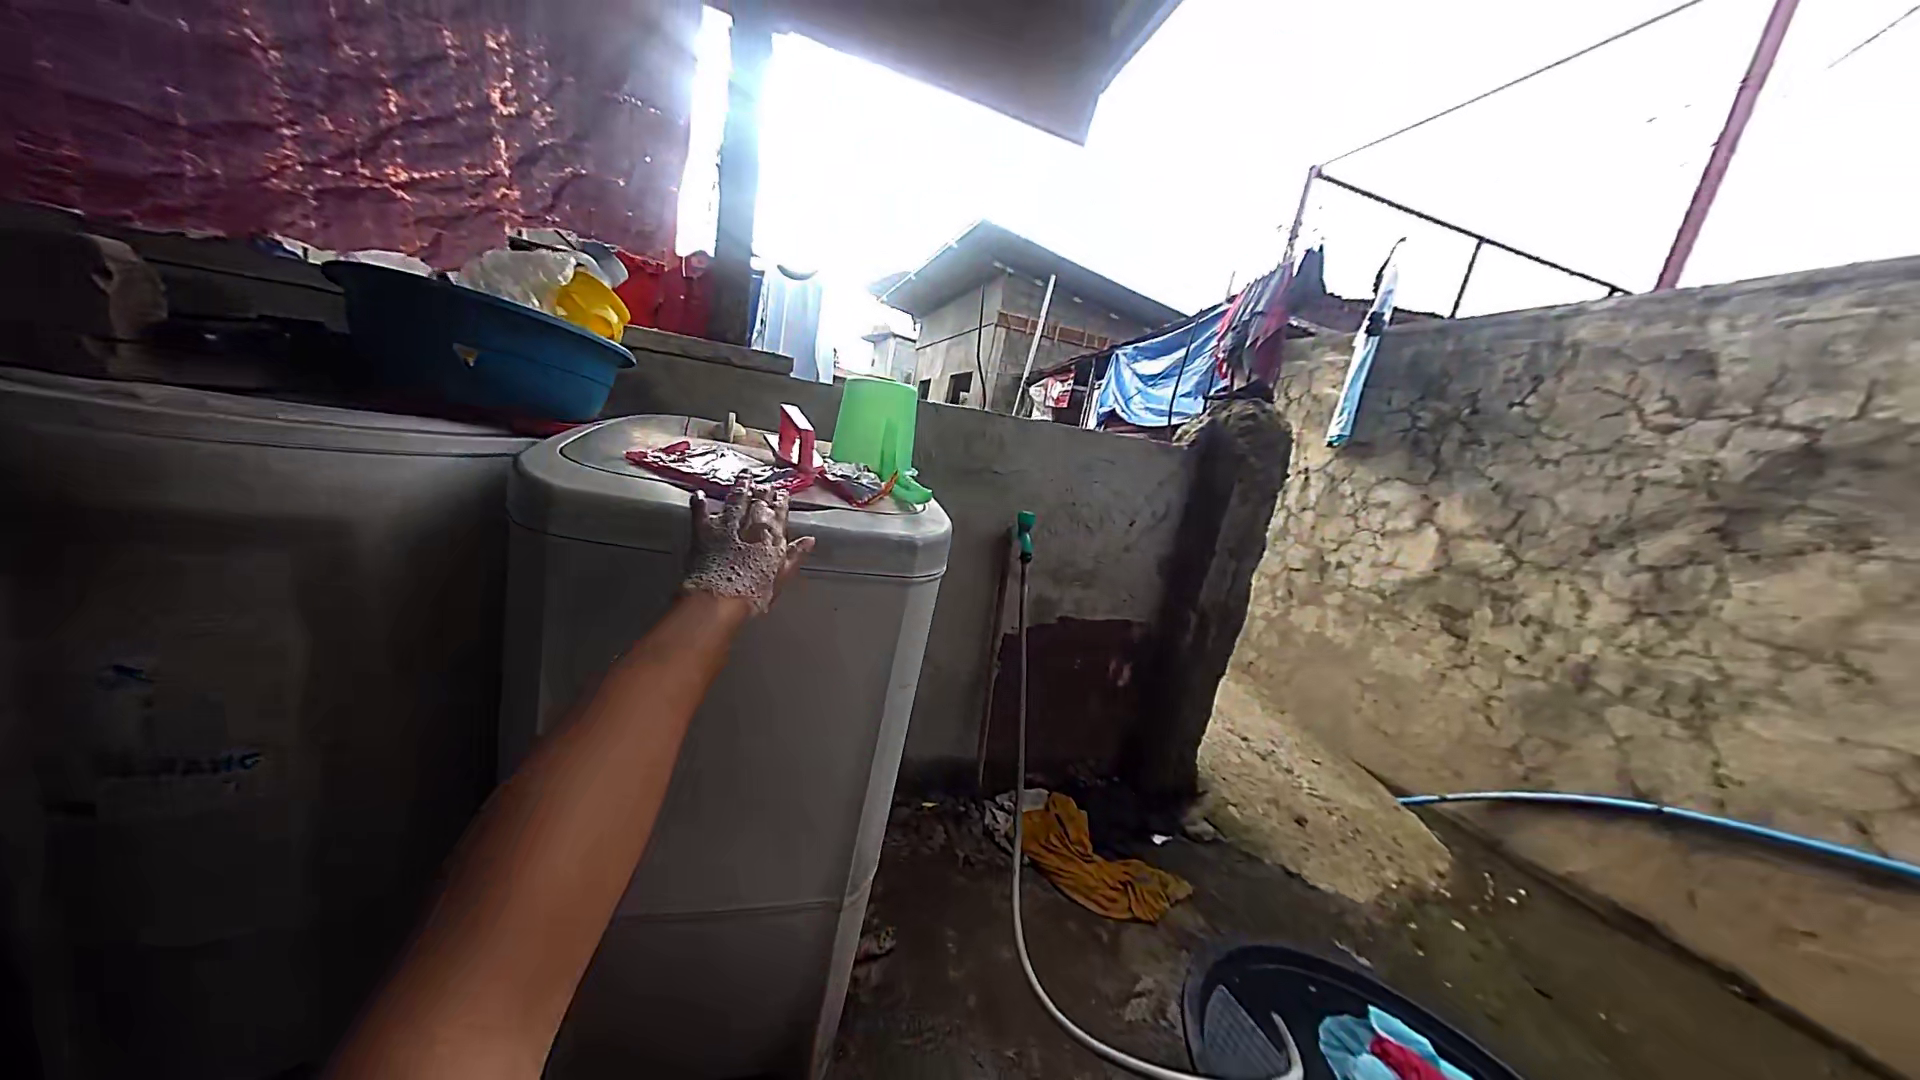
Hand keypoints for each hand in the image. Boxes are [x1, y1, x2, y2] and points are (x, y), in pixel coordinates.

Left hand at [683, 481, 814, 613]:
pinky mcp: (704, 531)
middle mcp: (750, 526)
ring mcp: (727, 526)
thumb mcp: (781, 577)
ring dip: (740, 487)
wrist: (719, 599)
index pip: (779, 513)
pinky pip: (701, 512)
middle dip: (762, 491)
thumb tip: (810, 540)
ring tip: (744, 476)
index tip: (782, 492)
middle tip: (764, 483)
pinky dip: (699, 503)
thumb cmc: (754, 594)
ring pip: (735, 501)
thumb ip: (794, 556)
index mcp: (772, 537)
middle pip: (758, 503)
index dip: (781, 501)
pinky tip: (698, 494)